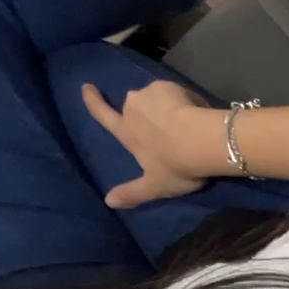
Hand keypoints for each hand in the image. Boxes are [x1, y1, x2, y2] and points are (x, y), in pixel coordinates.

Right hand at [82, 81, 213, 208]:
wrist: (200, 142)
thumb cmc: (177, 166)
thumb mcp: (156, 186)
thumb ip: (133, 192)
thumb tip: (108, 202)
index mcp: (126, 132)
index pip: (103, 115)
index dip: (94, 102)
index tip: (87, 87)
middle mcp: (130, 108)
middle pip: (134, 106)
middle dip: (147, 113)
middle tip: (169, 126)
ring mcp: (148, 94)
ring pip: (156, 97)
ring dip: (168, 107)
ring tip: (189, 125)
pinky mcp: (168, 87)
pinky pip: (176, 93)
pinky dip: (186, 101)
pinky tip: (200, 116)